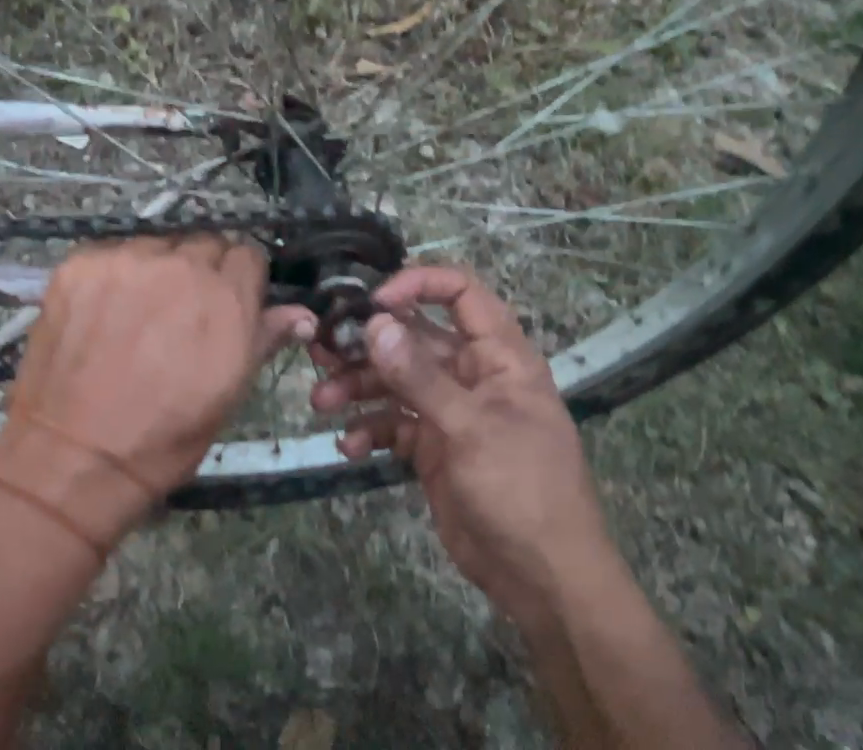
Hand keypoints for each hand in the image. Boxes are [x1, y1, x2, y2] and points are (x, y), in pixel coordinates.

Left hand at [0, 236, 314, 536]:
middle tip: (179, 316)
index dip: (238, 281)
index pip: (247, 256)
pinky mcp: (79, 264)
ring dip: (155, 271)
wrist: (74, 456)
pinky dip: (113, 276)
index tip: (223, 307)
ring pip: (155, 246)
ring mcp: (125, 261)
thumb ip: (263, 338)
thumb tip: (303, 314)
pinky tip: (102, 313)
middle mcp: (180, 266)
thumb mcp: (228, 392)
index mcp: (226, 298)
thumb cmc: (164, 437)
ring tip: (136, 316)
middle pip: (202, 245)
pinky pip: (110, 254)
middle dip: (198, 273)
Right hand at [309, 265, 609, 609]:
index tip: (373, 303)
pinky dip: (368, 430)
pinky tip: (348, 447)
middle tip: (321, 352)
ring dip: (357, 388)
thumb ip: (420, 377)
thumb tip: (375, 323)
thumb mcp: (472, 428)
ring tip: (321, 402)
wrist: (541, 576)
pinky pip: (392, 425)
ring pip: (395, 382)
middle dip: (368, 344)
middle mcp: (472, 376)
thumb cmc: (522, 488)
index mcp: (499, 357)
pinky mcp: (432, 448)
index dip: (418, 286)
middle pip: (414, 339)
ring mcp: (450, 413)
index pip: (462, 294)